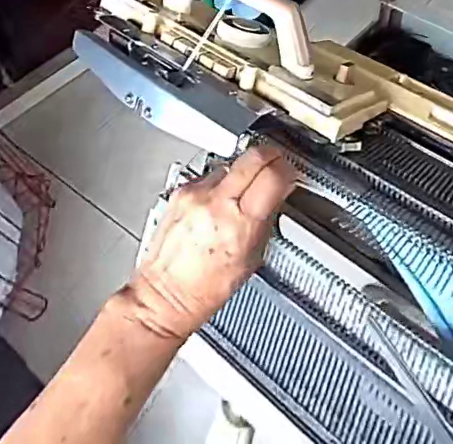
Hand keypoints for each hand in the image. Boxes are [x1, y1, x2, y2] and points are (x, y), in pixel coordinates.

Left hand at [116, 145, 296, 340]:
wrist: (162, 297)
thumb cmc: (204, 288)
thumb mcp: (252, 257)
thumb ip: (267, 217)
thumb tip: (278, 190)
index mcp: (240, 224)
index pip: (273, 175)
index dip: (287, 169)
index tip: (290, 172)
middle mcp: (216, 204)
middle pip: (254, 156)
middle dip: (270, 155)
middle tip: (276, 163)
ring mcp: (196, 195)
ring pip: (232, 163)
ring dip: (243, 171)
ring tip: (243, 191)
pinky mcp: (181, 192)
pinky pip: (211, 174)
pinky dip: (220, 183)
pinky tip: (218, 202)